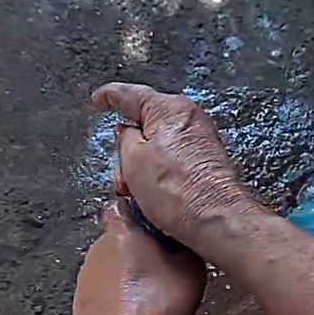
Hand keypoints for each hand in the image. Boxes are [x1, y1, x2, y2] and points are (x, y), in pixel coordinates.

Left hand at [72, 200, 205, 314]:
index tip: (168, 225)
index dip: (152, 210)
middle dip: (145, 243)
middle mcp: (100, 244)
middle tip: (168, 264)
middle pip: (126, 232)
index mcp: (123, 227)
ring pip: (116, 258)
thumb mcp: (192, 271)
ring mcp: (88, 270)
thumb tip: (185, 236)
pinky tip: (137, 306)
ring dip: (133, 268)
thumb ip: (187, 243)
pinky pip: (107, 282)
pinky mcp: (83, 293)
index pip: (134, 201)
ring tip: (154, 291)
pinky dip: (121, 289)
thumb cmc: (152, 312)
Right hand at [92, 83, 263, 248]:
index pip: (130, 95)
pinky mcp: (206, 163)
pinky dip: (158, 175)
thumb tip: (126, 132)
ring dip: (141, 168)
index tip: (98, 99)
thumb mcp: (132, 160)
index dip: (110, 97)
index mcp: (169, 109)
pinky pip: (172, 162)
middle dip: (127, 151)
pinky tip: (154, 196)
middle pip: (145, 126)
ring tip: (136, 194)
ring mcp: (200, 141)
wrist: (215, 219)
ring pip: (157, 148)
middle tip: (121, 178)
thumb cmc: (173, 190)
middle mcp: (189, 118)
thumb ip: (124, 139)